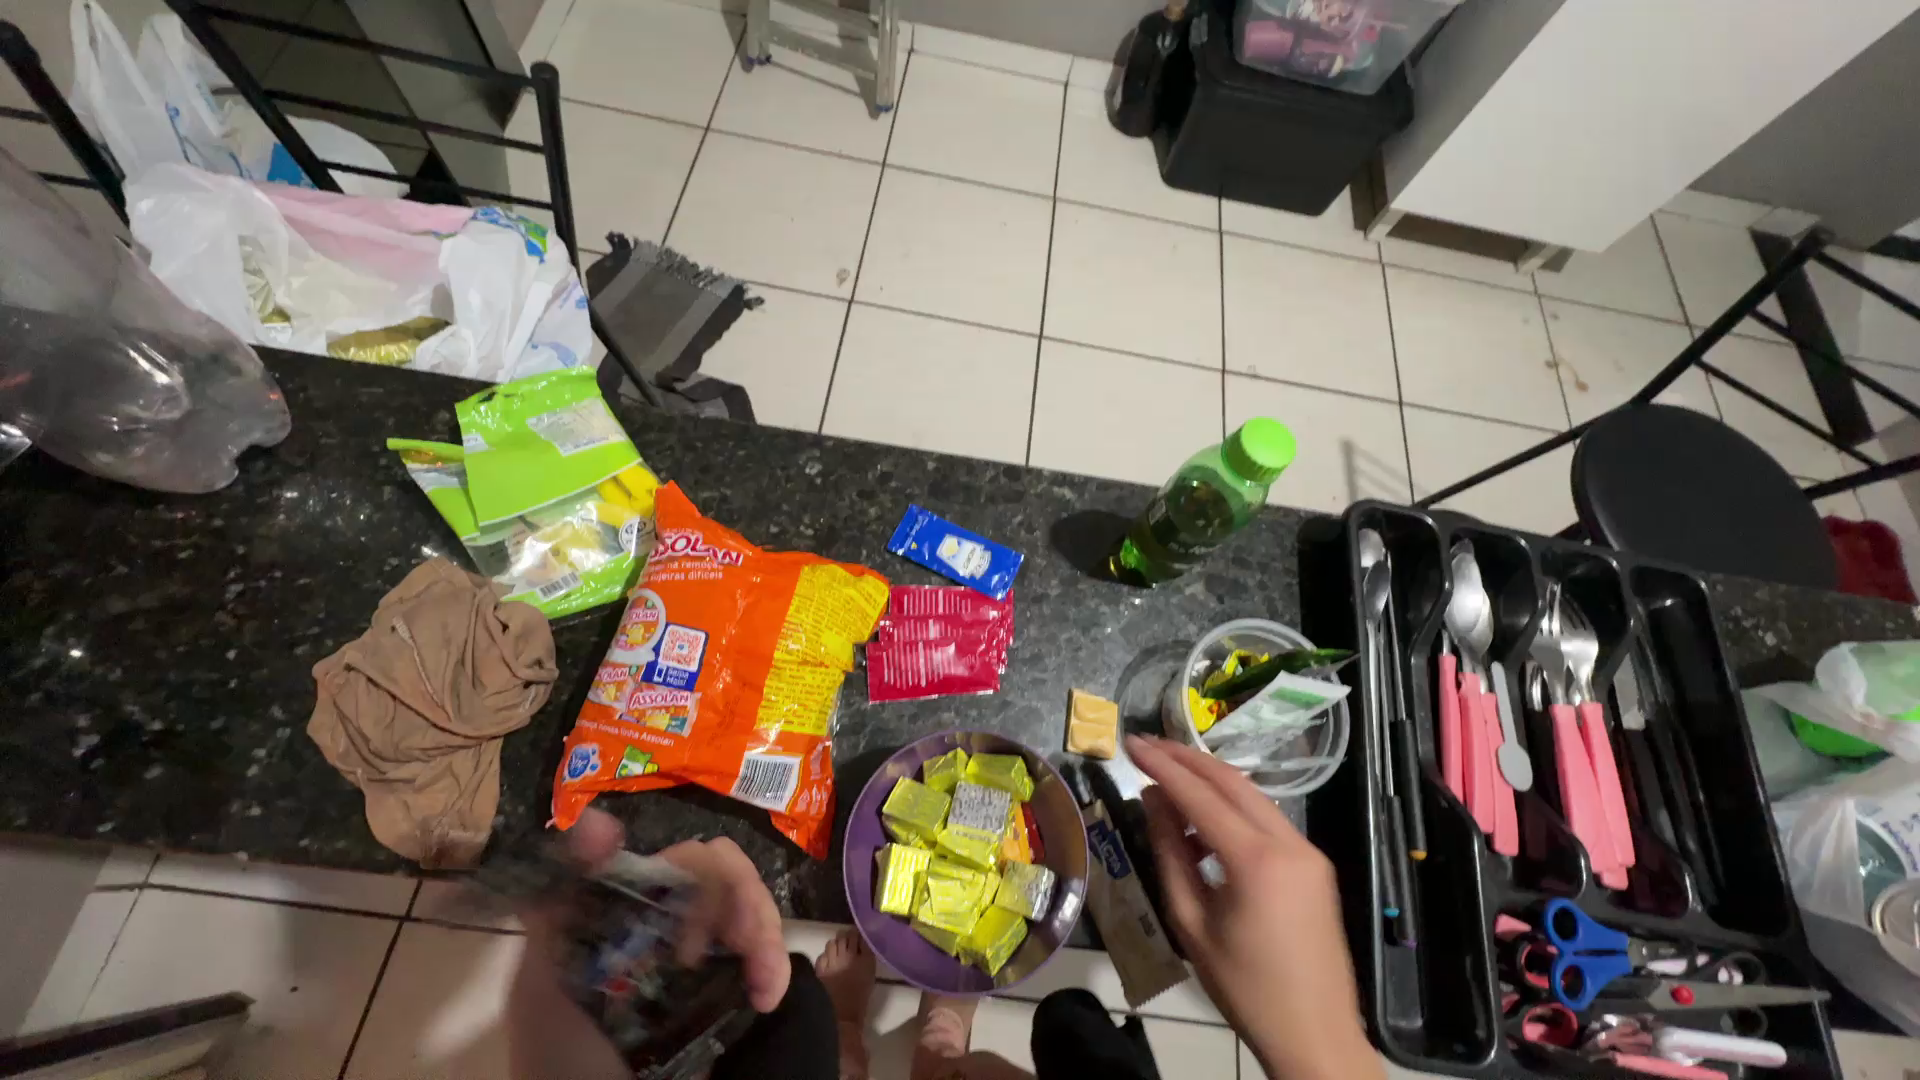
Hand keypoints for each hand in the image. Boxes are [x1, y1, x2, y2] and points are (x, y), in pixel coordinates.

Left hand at [506, 809, 791, 1079]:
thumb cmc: (562, 1066)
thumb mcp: (544, 986)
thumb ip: (563, 903)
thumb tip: (594, 819)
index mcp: (635, 910)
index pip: (688, 861)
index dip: (706, 879)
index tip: (699, 932)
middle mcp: (675, 923)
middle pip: (731, 879)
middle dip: (749, 905)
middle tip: (748, 947)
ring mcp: (707, 958)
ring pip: (756, 911)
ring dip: (768, 937)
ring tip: (765, 985)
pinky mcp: (731, 992)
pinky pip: (767, 957)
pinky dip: (776, 967)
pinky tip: (768, 997)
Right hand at [1126, 735, 1380, 1079]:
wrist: (1317, 1038)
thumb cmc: (1244, 988)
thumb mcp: (1191, 922)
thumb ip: (1170, 853)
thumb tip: (1153, 800)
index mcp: (1256, 860)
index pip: (1200, 795)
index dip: (1162, 765)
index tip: (1131, 743)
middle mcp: (1288, 842)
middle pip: (1230, 780)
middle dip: (1186, 757)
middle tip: (1146, 745)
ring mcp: (1307, 851)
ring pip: (1251, 794)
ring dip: (1209, 778)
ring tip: (1167, 771)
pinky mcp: (1314, 863)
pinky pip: (1266, 818)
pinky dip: (1231, 805)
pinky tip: (1202, 815)